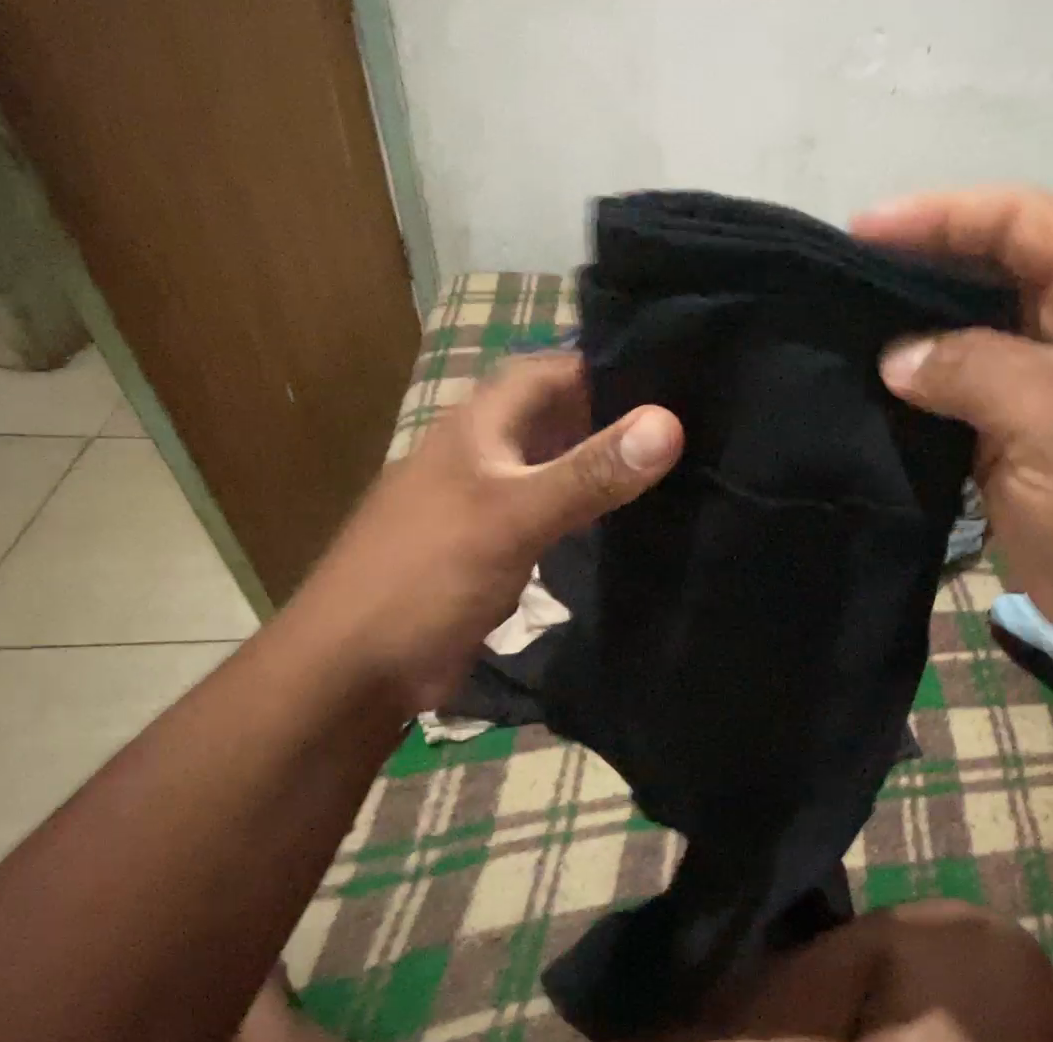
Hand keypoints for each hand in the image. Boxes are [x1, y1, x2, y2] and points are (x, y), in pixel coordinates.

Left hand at [286, 353, 681, 710]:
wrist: (356, 668)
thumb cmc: (426, 576)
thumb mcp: (512, 516)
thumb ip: (589, 472)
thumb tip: (671, 422)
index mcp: (480, 425)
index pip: (554, 368)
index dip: (611, 363)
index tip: (682, 373)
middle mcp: (486, 452)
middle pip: (561, 415)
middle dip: (620, 413)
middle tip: (696, 422)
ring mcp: (489, 500)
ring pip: (560, 464)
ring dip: (608, 463)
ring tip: (682, 465)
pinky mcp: (497, 545)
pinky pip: (555, 511)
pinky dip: (591, 508)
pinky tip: (632, 520)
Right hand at [853, 188, 1052, 652]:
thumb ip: (970, 366)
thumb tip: (896, 357)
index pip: (1026, 221)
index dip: (945, 215)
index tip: (863, 231)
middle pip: (999, 271)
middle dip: (925, 269)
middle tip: (846, 279)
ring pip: (979, 335)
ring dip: (921, 332)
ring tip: (848, 328)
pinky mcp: (1030, 439)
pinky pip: (970, 396)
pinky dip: (927, 392)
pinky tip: (877, 390)